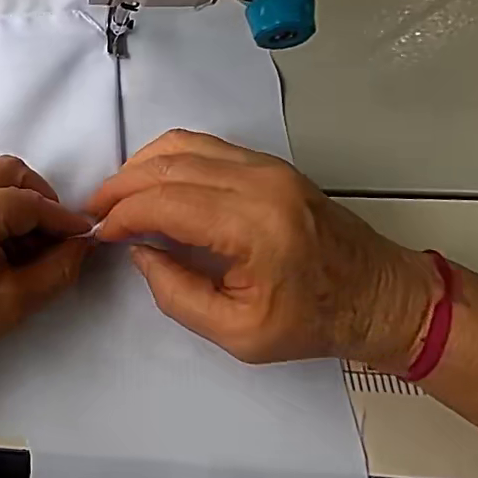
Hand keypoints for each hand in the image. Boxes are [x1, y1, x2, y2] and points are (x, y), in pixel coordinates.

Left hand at [0, 156, 92, 427]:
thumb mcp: (15, 299)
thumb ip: (59, 267)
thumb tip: (82, 244)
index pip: (29, 201)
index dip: (63, 219)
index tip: (83, 235)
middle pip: (7, 173)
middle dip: (39, 199)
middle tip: (55, 235)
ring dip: (12, 202)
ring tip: (25, 246)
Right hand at [85, 130, 439, 370]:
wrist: (382, 296)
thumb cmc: (312, 321)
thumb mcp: (236, 333)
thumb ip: (175, 294)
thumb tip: (141, 251)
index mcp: (253, 228)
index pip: (163, 203)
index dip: (120, 216)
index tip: (100, 233)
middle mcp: (258, 184)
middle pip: (164, 168)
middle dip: (118, 188)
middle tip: (95, 212)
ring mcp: (265, 166)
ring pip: (177, 146)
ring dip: (136, 168)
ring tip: (116, 195)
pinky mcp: (267, 163)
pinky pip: (199, 144)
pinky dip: (162, 157)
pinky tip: (149, 180)